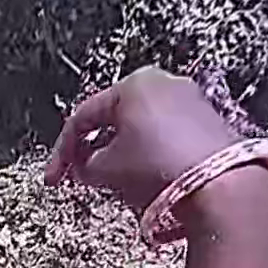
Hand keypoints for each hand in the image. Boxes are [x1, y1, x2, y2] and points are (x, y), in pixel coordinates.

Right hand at [44, 66, 240, 210]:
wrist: (215, 184)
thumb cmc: (154, 168)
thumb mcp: (103, 170)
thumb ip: (83, 166)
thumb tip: (84, 166)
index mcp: (132, 85)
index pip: (81, 119)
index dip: (60, 153)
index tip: (52, 180)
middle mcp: (162, 83)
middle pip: (109, 120)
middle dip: (89, 150)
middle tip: (76, 176)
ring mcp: (187, 100)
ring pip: (134, 127)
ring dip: (114, 153)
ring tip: (105, 180)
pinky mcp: (203, 120)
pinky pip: (158, 134)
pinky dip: (140, 153)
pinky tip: (135, 176)